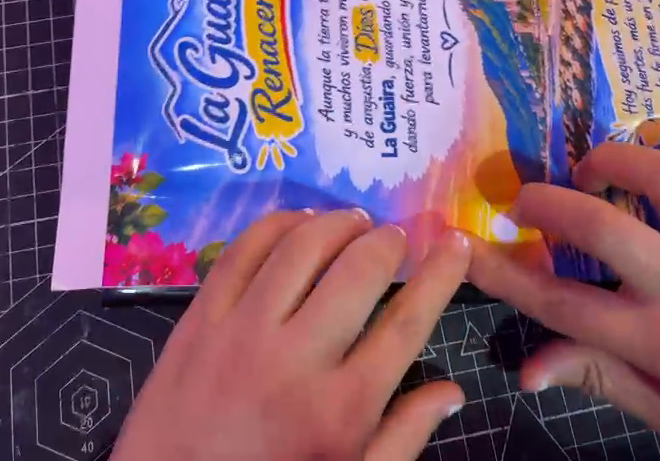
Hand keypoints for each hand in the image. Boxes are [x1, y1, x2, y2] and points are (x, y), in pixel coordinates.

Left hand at [112, 208, 470, 460]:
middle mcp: (296, 358)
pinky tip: (301, 224)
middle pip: (359, 271)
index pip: (407, 323)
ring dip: (338, 223)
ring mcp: (243, 330)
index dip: (440, 275)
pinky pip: (245, 248)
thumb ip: (402, 438)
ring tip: (356, 222)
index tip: (457, 243)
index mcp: (341, 410)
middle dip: (388, 242)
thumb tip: (451, 390)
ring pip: (303, 247)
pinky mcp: (201, 314)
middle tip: (396, 238)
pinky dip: (280, 223)